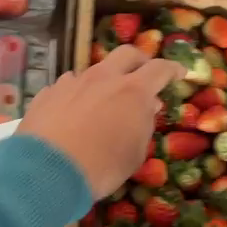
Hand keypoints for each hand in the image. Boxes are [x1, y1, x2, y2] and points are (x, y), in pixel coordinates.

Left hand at [19, 44, 183, 197]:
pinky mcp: (48, 93)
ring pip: (94, 70)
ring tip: (104, 101)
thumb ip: (144, 125)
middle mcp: (103, 78)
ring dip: (104, 80)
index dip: (172, 69)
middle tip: (143, 75)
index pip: (160, 69)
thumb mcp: (135, 153)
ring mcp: (72, 82)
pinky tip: (73, 112)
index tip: (179, 73)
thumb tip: (146, 108)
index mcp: (133, 91)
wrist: (46, 171)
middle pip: (127, 54)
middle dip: (139, 61)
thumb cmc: (102, 167)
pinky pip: (68, 86)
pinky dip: (78, 94)